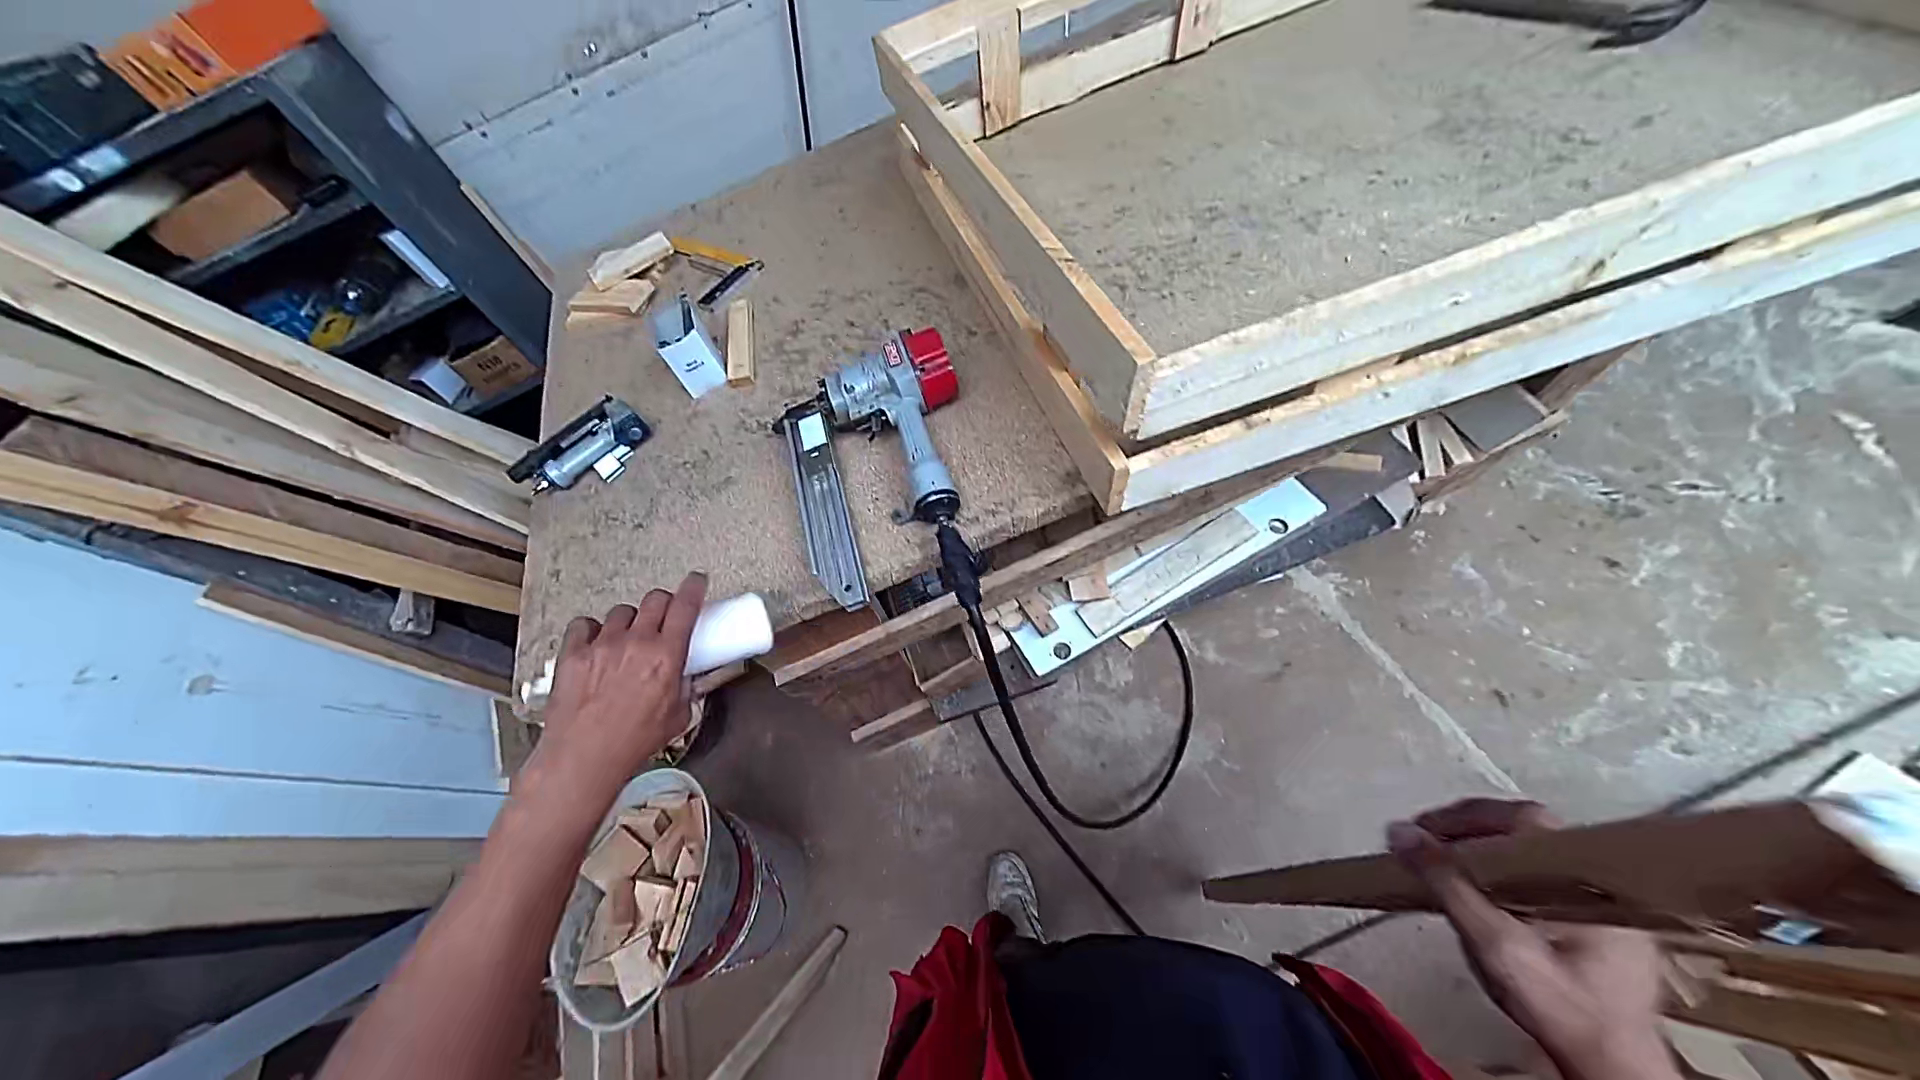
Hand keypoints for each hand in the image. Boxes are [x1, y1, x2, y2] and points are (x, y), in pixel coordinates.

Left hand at [534, 573, 708, 799]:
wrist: (585, 756)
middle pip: (655, 600)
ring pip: (621, 611)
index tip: (696, 581)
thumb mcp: (678, 716)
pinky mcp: (574, 654)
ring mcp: (602, 646)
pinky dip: (592, 629)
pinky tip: (596, 642)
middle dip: (665, 602)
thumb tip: (687, 682)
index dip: (694, 587)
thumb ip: (685, 690)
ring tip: (629, 636)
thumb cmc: (631, 741)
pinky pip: (584, 625)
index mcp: (666, 656)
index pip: (685, 606)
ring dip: (630, 619)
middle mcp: (635, 644)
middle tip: (666, 613)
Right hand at [1387, 799, 1680, 1079]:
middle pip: (1523, 830)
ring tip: (1441, 865)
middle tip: (1425, 845)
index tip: (1422, 831)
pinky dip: (1497, 871)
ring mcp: (1602, 903)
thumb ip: (1447, 883)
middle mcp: (1601, 882)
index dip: (1464, 816)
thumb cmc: (1559, 1008)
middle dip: (1466, 830)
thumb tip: (1399, 831)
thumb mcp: (1494, 943)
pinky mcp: (1595, 924)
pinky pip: (1537, 876)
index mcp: (1587, 878)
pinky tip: (1475, 891)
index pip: (1520, 818)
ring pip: (1529, 852)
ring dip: (1479, 850)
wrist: (1611, 1071)